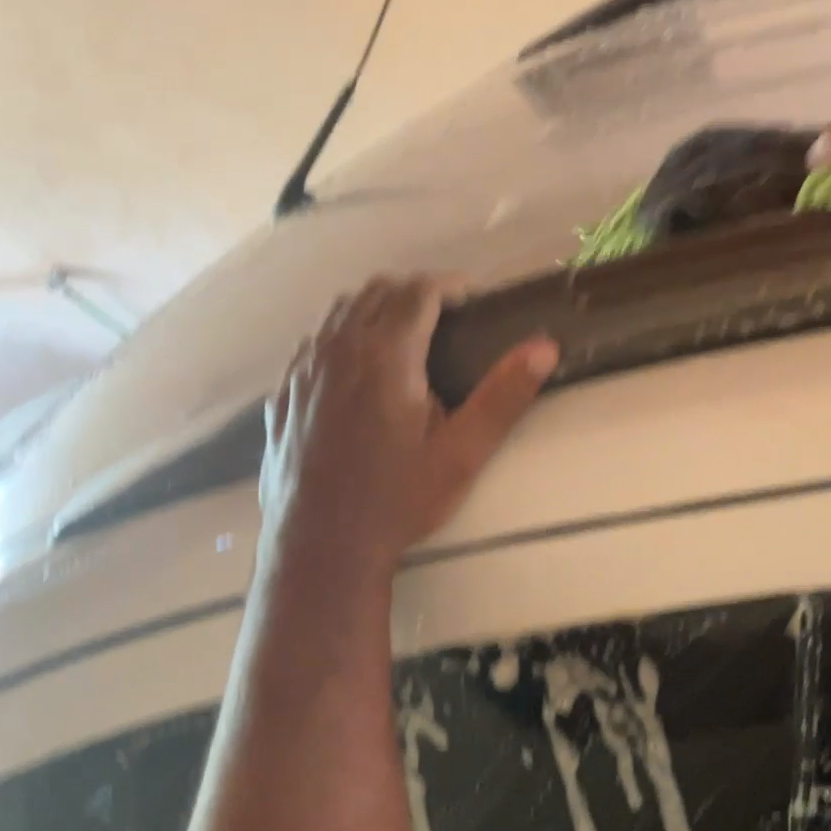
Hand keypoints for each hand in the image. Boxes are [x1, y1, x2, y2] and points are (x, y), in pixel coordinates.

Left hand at [260, 274, 558, 567]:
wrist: (323, 545)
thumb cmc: (401, 499)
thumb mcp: (465, 452)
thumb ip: (504, 395)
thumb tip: (545, 346)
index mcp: (386, 357)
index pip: (416, 292)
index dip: (449, 285)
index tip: (475, 298)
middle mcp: (337, 350)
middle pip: (375, 292)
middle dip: (415, 291)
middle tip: (450, 314)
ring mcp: (303, 370)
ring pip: (338, 311)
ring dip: (377, 307)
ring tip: (409, 332)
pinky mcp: (285, 394)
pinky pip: (314, 340)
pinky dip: (344, 332)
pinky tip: (361, 365)